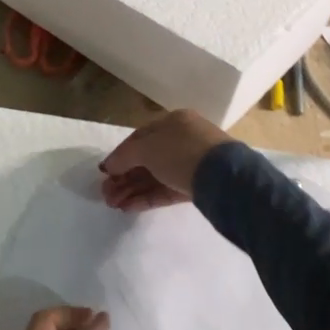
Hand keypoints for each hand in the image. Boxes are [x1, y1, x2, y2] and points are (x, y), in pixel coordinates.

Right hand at [99, 109, 234, 210]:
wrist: (224, 176)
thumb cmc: (181, 152)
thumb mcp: (146, 149)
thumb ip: (124, 157)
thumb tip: (108, 167)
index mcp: (173, 122)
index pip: (139, 137)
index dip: (120, 154)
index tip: (105, 172)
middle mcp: (182, 140)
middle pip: (145, 160)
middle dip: (123, 177)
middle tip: (105, 194)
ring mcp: (190, 164)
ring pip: (154, 177)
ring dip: (131, 190)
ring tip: (112, 205)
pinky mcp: (196, 187)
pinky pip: (166, 190)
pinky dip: (146, 198)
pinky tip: (128, 208)